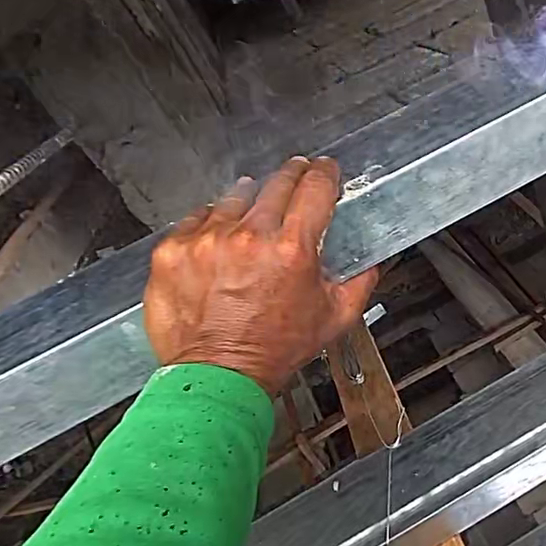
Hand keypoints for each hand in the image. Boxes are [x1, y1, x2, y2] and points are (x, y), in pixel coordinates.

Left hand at [145, 156, 378, 393]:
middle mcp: (249, 237)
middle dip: (290, 176)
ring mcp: (207, 240)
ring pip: (233, 198)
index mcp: (292, 250)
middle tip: (294, 178)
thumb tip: (371, 261)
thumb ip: (359, 283)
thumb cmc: (274, 350)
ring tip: (251, 220)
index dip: (324, 173)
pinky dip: (209, 226)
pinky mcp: (174, 250)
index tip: (323, 170)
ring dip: (248, 202)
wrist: (219, 375)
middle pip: (276, 183)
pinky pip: (195, 219)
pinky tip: (218, 242)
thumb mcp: (333, 319)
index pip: (315, 188)